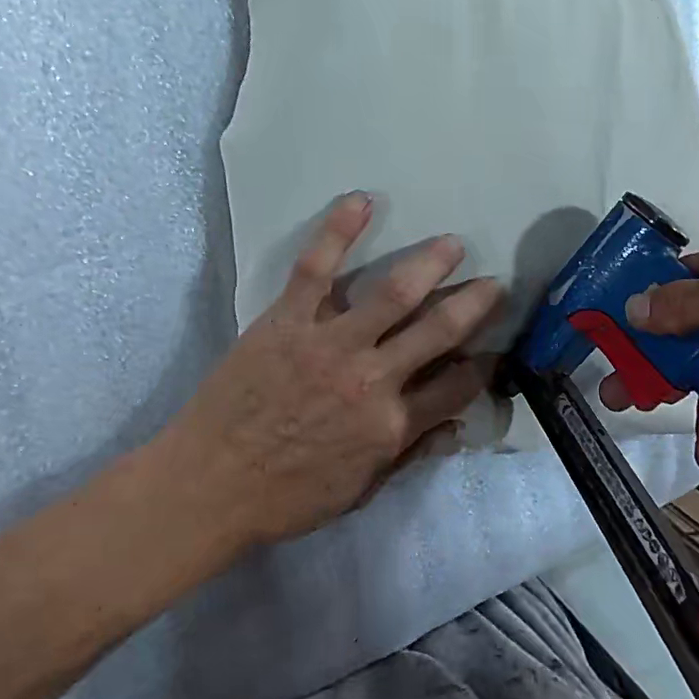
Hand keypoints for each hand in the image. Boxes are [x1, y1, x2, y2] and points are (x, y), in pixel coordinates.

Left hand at [167, 192, 504, 541]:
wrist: (204, 489)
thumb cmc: (286, 497)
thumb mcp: (361, 489)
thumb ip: (411, 455)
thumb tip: (456, 430)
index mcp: (392, 424)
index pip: (458, 386)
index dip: (482, 367)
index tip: (491, 351)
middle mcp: (373, 378)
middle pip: (440, 330)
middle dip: (475, 303)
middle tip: (494, 283)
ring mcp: (330, 343)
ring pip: (393, 293)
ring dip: (431, 263)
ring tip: (453, 243)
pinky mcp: (287, 320)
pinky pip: (316, 268)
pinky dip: (339, 231)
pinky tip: (362, 201)